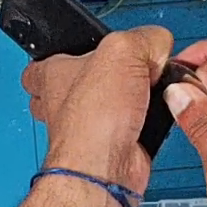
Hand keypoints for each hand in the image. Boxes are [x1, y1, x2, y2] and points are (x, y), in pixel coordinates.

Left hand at [22, 26, 172, 195]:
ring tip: (146, 92)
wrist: (106, 168)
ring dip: (136, 97)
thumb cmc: (92, 118)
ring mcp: (89, 124)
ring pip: (114, 101)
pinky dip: (150, 119)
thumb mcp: (123, 50)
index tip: (92, 49)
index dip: (71, 51)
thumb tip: (158, 46)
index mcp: (51, 75)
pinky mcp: (114, 142)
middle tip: (131, 69)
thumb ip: (144, 38)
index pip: (48, 57)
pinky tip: (154, 116)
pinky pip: (136, 122)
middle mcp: (66, 102)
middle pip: (90, 78)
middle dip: (115, 73)